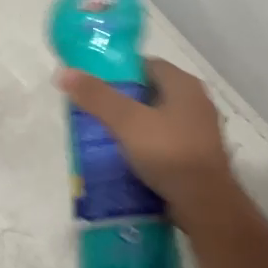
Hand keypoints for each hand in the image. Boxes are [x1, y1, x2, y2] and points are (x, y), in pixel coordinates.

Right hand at [57, 58, 238, 226]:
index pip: (148, 65)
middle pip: (153, 93)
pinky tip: (128, 160)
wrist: (204, 202)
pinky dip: (147, 147)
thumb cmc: (168, 153)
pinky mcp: (197, 157)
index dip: (120, 72)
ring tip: (106, 138)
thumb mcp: (127, 122)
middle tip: (95, 113)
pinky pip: (165, 144)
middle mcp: (197, 102)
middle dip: (124, 101)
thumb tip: (64, 72)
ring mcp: (200, 131)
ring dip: (135, 126)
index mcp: (184, 85)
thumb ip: (97, 97)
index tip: (94, 86)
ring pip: (159, 120)